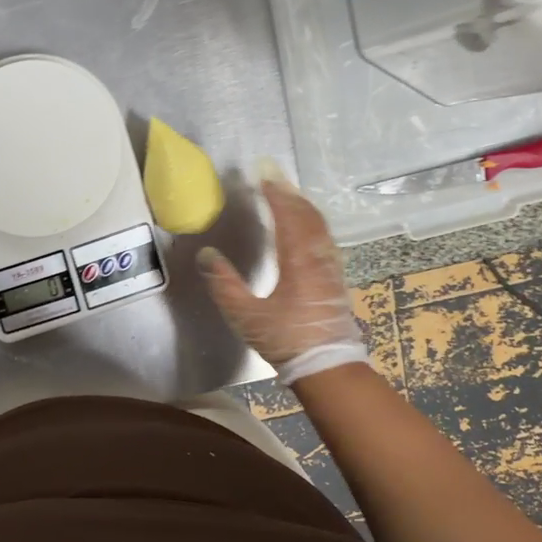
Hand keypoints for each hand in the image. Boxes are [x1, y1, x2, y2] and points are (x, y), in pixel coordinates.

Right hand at [198, 169, 368, 385]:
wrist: (327, 365)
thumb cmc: (286, 339)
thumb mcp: (246, 315)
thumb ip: (225, 284)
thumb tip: (207, 254)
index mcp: (298, 262)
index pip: (288, 218)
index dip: (275, 196)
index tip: (263, 176)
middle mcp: (319, 258)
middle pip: (308, 217)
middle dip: (291, 195)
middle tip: (275, 178)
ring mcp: (331, 268)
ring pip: (320, 227)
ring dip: (303, 207)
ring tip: (288, 196)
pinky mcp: (335, 279)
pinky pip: (324, 240)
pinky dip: (312, 224)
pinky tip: (305, 227)